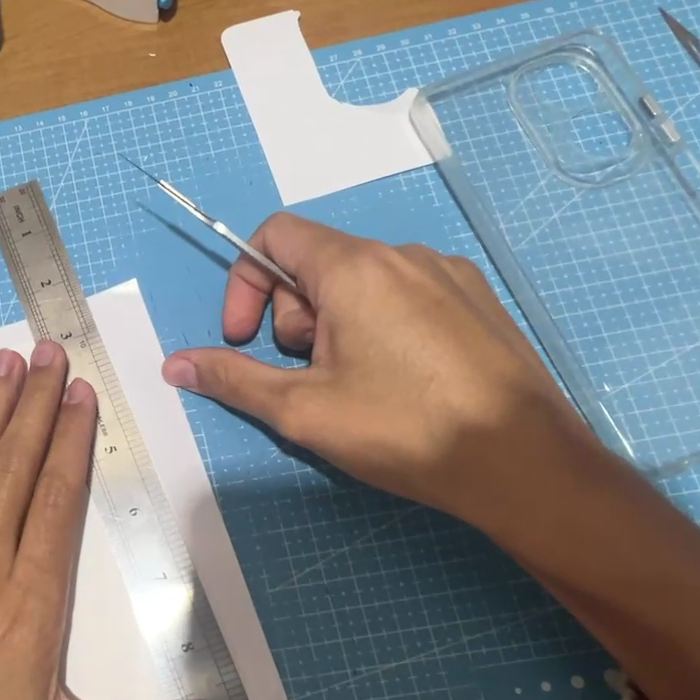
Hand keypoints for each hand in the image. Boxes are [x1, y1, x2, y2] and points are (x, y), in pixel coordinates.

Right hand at [161, 213, 601, 545]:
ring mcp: (448, 274)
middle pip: (316, 262)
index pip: (275, 235)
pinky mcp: (478, 300)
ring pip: (361, 282)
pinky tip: (401, 382)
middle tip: (308, 376)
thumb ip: (232, 378)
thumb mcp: (302, 410)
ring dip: (334, 325)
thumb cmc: (403, 431)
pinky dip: (379, 326)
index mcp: (355, 268)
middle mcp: (402, 255)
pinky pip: (405, 295)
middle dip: (293, 316)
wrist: (526, 465)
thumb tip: (173, 364)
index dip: (244, 284)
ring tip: (355, 386)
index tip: (246, 340)